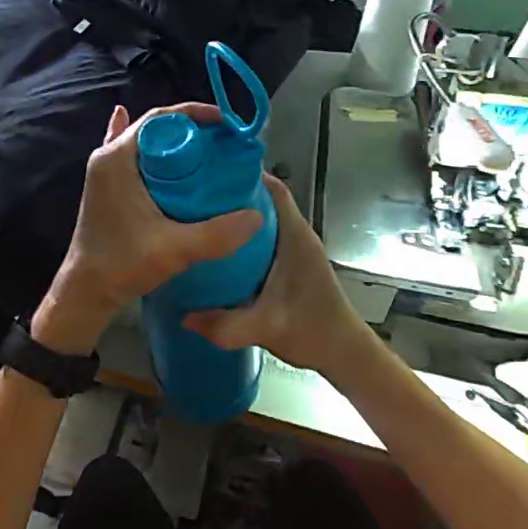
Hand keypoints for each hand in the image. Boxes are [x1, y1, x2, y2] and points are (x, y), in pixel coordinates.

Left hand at [32, 103, 263, 355]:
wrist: (84, 293)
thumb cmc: (122, 266)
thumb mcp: (174, 250)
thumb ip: (216, 235)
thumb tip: (257, 216)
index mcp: (117, 159)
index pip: (159, 119)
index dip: (194, 114)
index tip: (225, 123)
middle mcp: (108, 158)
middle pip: (155, 128)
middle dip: (190, 128)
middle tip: (224, 140)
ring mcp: (105, 173)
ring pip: (146, 143)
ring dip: (175, 141)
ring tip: (208, 146)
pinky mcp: (108, 189)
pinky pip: (132, 157)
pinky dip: (149, 148)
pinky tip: (155, 139)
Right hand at [182, 174, 375, 381]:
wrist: (344, 353)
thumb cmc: (314, 331)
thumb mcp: (266, 329)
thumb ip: (225, 325)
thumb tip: (183, 316)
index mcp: (295, 236)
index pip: (273, 189)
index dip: (245, 176)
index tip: (211, 175)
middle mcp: (297, 234)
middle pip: (264, 199)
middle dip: (232, 195)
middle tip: (194, 198)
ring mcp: (296, 248)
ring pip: (263, 219)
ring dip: (236, 216)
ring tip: (200, 219)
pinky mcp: (292, 262)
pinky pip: (264, 237)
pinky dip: (242, 237)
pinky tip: (218, 249)